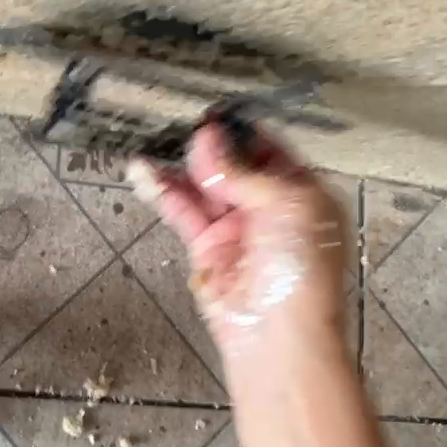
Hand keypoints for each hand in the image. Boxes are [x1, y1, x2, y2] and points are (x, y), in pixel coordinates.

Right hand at [130, 123, 347, 359]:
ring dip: (179, 167)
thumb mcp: (287, 206)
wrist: (276, 334)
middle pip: (232, 165)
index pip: (269, 150)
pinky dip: (163, 192)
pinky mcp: (206, 245)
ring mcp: (236, 226)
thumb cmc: (299, 267)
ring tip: (154, 145)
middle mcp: (269, 206)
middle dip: (207, 147)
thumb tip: (206, 138)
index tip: (211, 112)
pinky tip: (144, 173)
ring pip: (203, 186)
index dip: (241, 131)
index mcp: (302, 193)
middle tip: (181, 126)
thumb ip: (243, 172)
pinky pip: (183, 211)